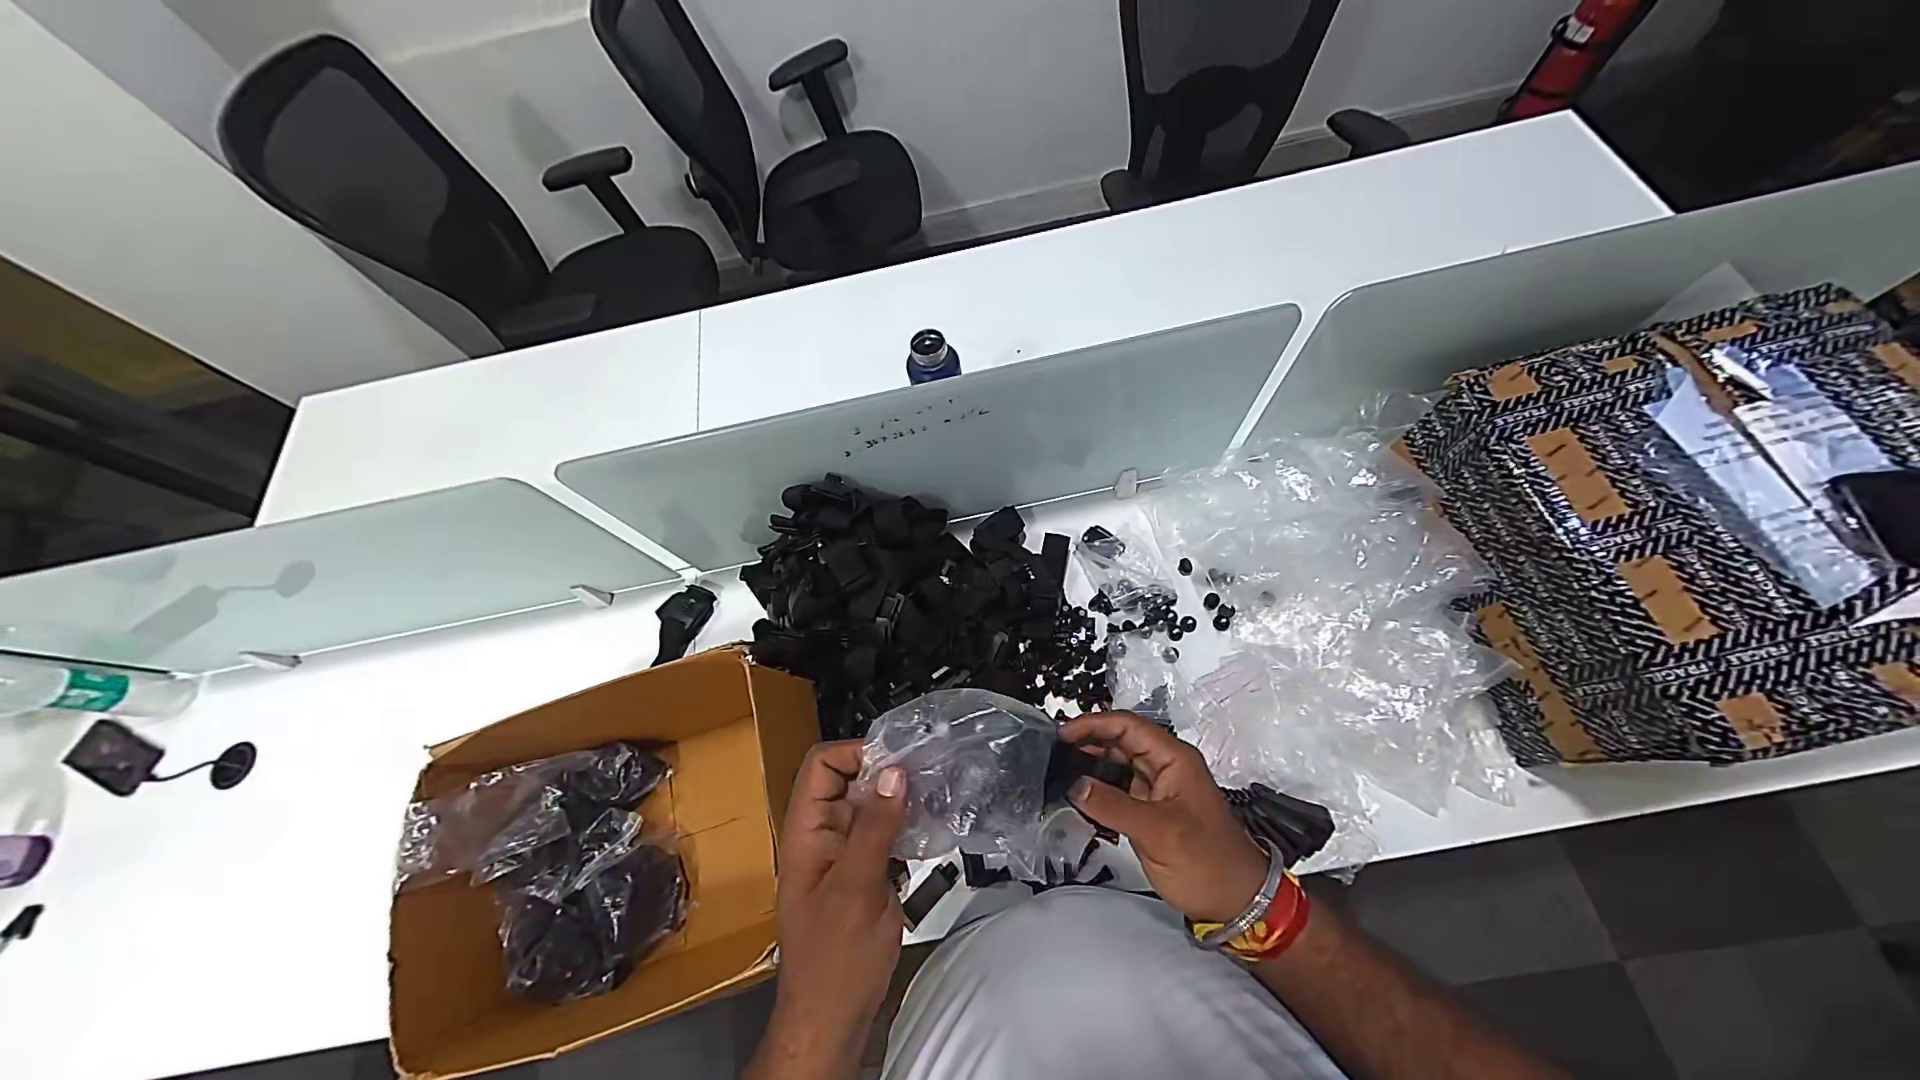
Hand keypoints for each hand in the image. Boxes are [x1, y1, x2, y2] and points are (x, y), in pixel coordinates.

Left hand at [748, 741, 906, 1079]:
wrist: (833, 1021)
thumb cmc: (835, 963)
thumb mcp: (857, 888)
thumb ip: (875, 827)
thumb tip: (893, 772)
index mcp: (806, 832)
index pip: (822, 765)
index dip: (856, 753)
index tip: (897, 762)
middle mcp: (823, 835)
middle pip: (851, 781)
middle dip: (888, 776)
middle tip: (928, 779)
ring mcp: (844, 854)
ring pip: (872, 807)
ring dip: (901, 803)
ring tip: (936, 802)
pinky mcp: (864, 872)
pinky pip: (884, 834)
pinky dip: (906, 829)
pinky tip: (931, 834)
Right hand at [1061, 711, 1267, 923]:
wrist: (1237, 902)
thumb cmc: (1206, 861)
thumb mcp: (1159, 832)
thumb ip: (1113, 806)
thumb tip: (1074, 786)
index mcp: (1173, 759)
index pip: (1127, 726)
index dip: (1094, 724)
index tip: (1063, 734)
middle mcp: (1164, 766)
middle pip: (1120, 741)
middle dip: (1088, 741)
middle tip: (1053, 751)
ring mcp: (1157, 787)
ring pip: (1116, 764)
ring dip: (1090, 764)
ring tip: (1058, 769)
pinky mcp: (1149, 809)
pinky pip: (1117, 788)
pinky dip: (1097, 788)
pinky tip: (1076, 794)